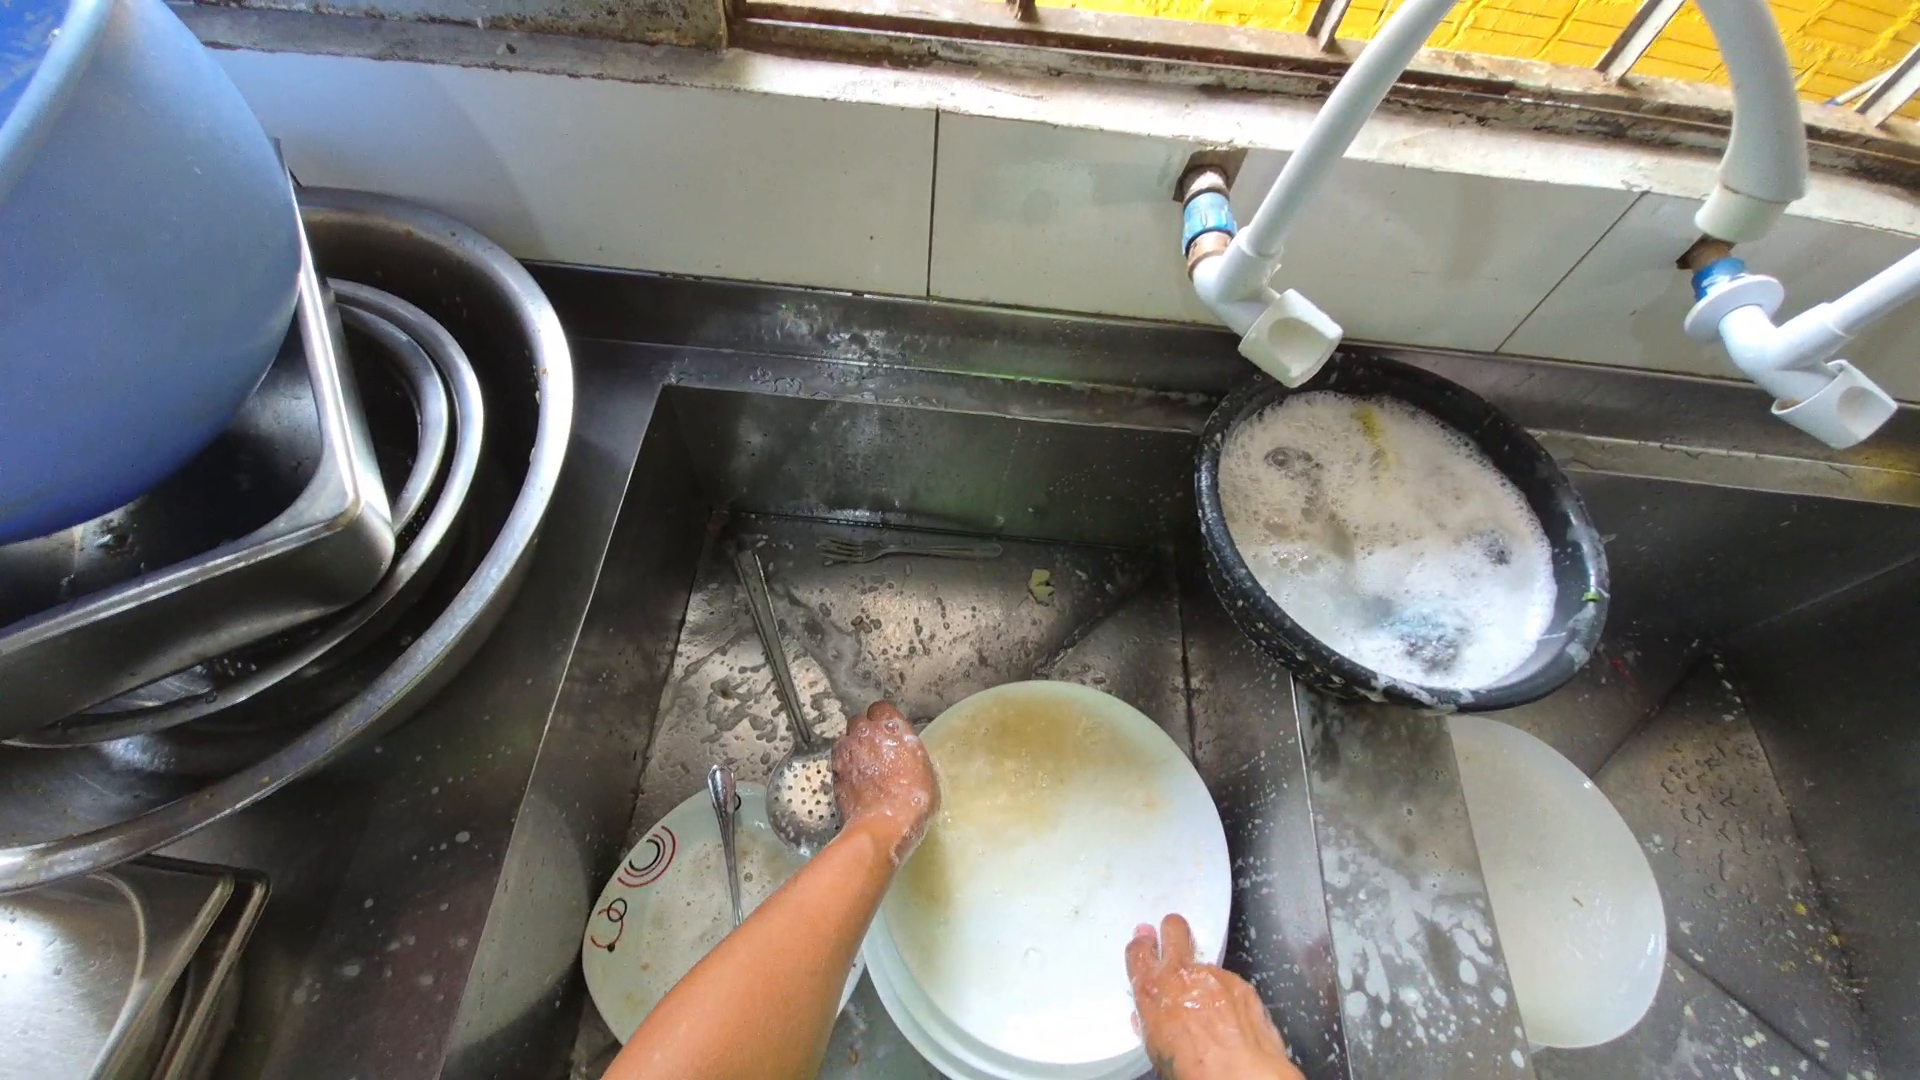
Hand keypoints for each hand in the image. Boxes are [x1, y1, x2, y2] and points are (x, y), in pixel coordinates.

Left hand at [832, 702, 938, 861]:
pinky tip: (856, 782)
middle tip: (877, 748)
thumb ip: (909, 750)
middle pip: (859, 721)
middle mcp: (865, 733)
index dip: (884, 719)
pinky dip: (845, 767)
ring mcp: (846, 752)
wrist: (883, 825)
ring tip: (864, 766)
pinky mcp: (835, 773)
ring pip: (845, 740)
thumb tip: (904, 751)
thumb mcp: (924, 768)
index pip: (881, 708)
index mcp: (891, 726)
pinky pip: (839, 762)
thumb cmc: (913, 797)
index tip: (890, 731)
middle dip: (865, 731)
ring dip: (853, 748)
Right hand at [1126, 915, 1302, 1079]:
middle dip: (1173, 931)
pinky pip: (1230, 984)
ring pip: (1205, 964)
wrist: (1240, 1077)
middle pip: (1173, 928)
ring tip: (1213, 1010)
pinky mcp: (1241, 984)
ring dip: (1205, 979)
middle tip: (1175, 942)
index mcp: (1153, 989)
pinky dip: (1229, 998)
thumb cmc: (1192, 1071)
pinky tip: (1234, 1022)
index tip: (1146, 944)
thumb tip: (1150, 1013)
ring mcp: (1213, 975)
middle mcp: (1180, 974)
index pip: (1138, 950)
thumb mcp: (1155, 1047)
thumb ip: (1151, 1018)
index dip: (1142, 945)